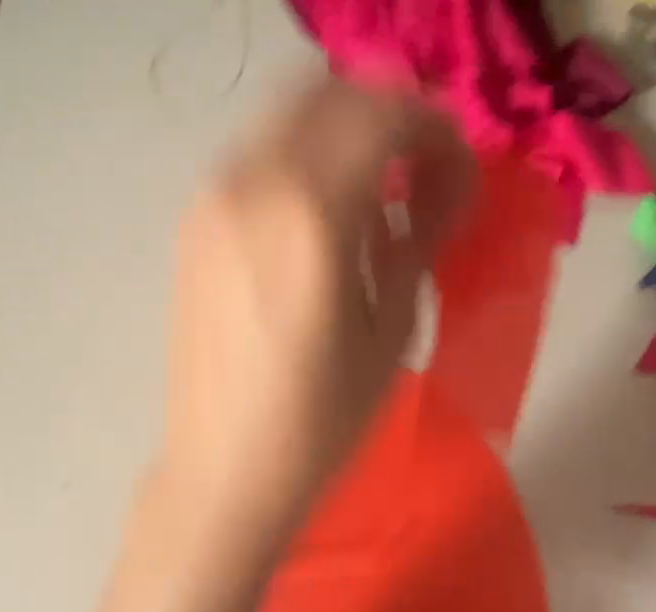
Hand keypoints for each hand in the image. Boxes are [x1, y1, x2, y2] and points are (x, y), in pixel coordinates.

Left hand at [159, 75, 475, 526]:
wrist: (224, 472)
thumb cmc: (321, 424)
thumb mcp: (390, 334)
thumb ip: (419, 242)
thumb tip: (446, 188)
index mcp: (311, 214)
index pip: (383, 116)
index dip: (436, 132)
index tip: (461, 173)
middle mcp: (252, 183)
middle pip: (332, 96)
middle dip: (391, 121)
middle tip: (426, 174)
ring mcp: (213, 199)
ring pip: (290, 120)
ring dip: (346, 136)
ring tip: (381, 198)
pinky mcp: (194, 224)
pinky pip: (260, 158)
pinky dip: (305, 162)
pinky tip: (327, 220)